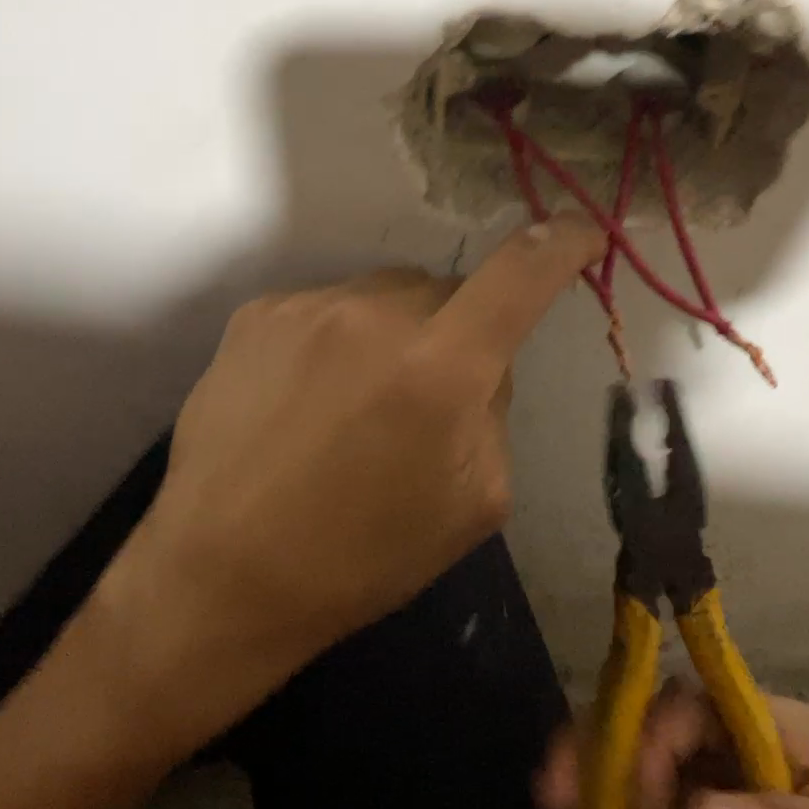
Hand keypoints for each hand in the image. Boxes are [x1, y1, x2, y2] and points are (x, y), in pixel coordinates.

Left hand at [109, 215, 607, 665]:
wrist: (224, 574)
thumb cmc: (363, 557)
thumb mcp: (477, 501)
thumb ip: (495, 412)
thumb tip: (481, 364)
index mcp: (441, 369)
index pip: (521, 275)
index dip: (564, 244)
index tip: (584, 233)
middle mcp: (374, 314)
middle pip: (446, 290)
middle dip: (456, 332)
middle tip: (427, 400)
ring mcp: (307, 307)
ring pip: (383, 296)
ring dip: (393, 334)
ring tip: (356, 405)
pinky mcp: (255, 315)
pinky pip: (326, 308)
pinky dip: (337, 341)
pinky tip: (307, 400)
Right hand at [537, 686, 808, 808]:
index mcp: (766, 724)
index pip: (691, 702)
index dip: (650, 734)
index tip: (636, 794)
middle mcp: (723, 740)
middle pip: (644, 725)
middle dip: (597, 755)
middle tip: (554, 799)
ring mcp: (705, 779)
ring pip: (631, 769)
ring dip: (608, 805)